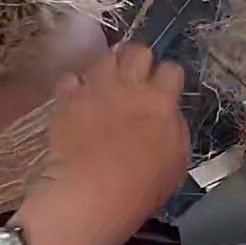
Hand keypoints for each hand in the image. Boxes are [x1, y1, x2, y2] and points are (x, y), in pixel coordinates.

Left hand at [16, 44, 187, 244]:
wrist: (90, 194)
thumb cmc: (140, 187)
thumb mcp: (177, 162)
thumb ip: (176, 129)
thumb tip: (169, 115)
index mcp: (160, 100)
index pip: (171, 69)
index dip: (169, 78)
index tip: (166, 90)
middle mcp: (129, 85)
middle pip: (137, 50)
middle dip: (139, 60)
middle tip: (136, 79)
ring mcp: (96, 88)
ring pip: (105, 57)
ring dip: (109, 68)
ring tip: (107, 86)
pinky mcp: (68, 98)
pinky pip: (71, 78)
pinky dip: (75, 86)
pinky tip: (77, 100)